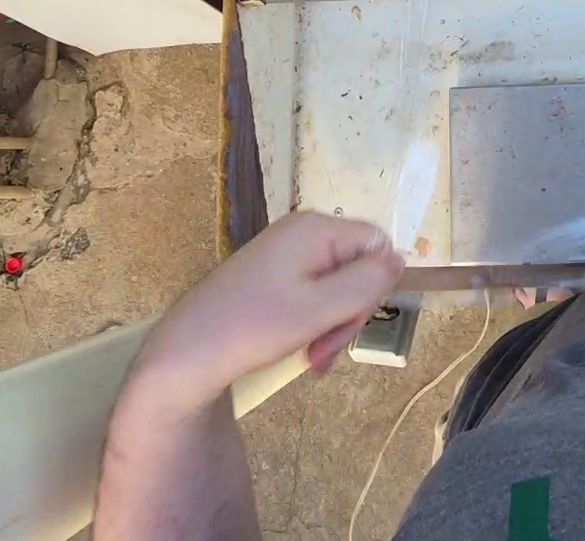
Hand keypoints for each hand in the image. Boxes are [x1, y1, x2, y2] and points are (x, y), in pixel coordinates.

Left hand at [121, 211, 403, 419]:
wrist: (183, 355)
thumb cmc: (251, 328)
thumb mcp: (318, 310)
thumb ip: (366, 284)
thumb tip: (401, 259)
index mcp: (317, 228)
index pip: (377, 243)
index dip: (375, 285)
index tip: (350, 322)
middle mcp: (305, 231)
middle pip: (359, 265)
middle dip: (351, 312)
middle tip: (326, 350)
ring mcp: (288, 252)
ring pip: (340, 284)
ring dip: (335, 323)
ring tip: (313, 357)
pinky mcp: (276, 273)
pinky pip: (317, 291)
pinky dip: (317, 321)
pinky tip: (304, 348)